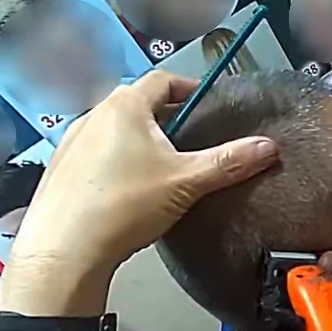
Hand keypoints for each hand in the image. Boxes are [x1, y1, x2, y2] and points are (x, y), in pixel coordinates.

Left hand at [3, 72, 276, 314]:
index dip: (192, 88)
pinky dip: (121, 158)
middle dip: (171, 116)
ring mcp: (72, 142)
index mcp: (125, 107)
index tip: (211, 106)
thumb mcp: (188, 181)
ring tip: (167, 165)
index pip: (164, 79)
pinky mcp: (62, 169)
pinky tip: (134, 187)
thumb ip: (230, 161)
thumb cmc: (124, 204)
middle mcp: (94, 115)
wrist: (64, 251)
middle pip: (140, 102)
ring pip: (118, 128)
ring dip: (144, 138)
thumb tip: (269, 146)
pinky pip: (100, 151)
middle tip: (196, 139)